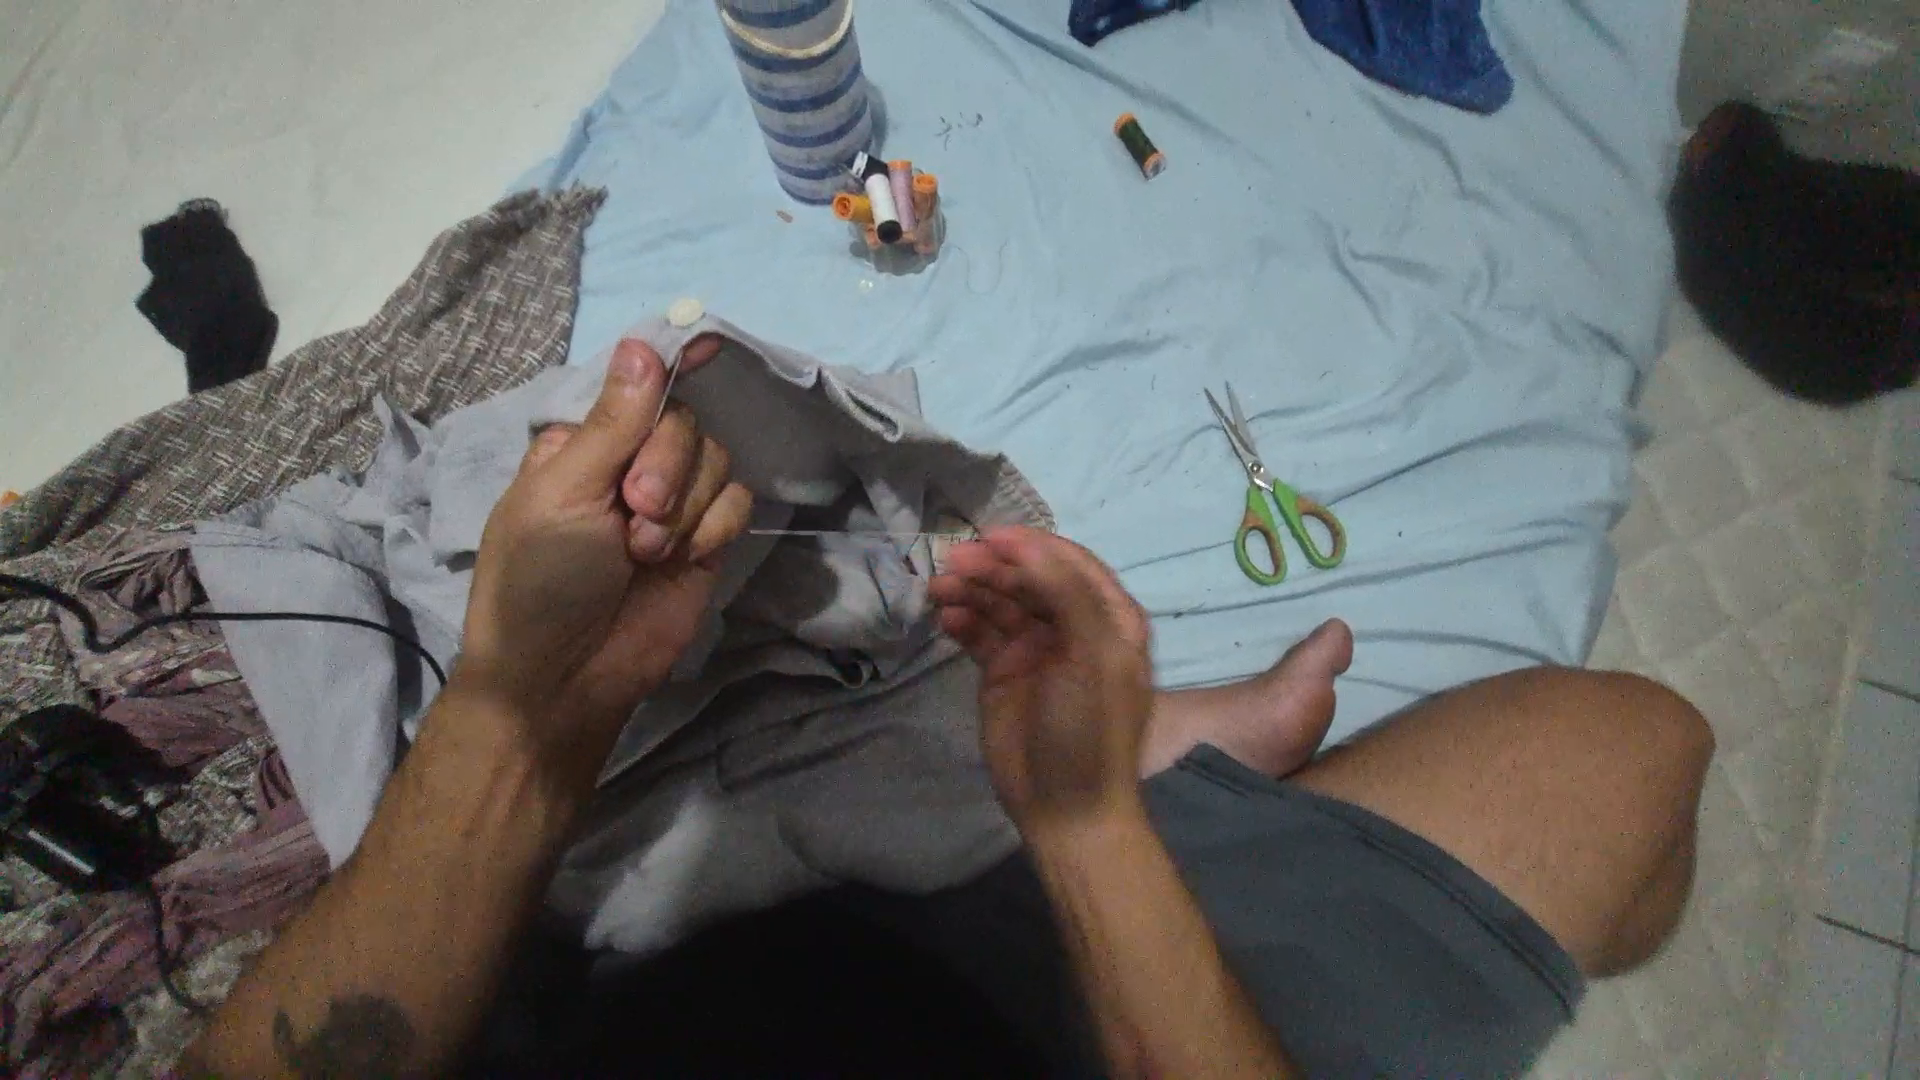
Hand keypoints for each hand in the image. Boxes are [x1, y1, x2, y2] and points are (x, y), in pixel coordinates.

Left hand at [455, 337, 753, 783]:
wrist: (570, 673)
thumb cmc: (541, 579)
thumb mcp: (562, 494)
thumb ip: (614, 424)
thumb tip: (643, 344)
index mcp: (585, 444)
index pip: (640, 387)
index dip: (672, 368)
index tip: (711, 346)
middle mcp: (634, 464)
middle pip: (688, 423)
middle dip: (666, 466)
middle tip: (633, 513)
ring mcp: (676, 502)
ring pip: (719, 461)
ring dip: (686, 506)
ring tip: (646, 551)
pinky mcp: (709, 538)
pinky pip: (738, 503)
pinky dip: (713, 528)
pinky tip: (681, 560)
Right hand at [929, 527, 1154, 833]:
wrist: (1065, 809)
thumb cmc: (1089, 729)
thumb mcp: (1093, 656)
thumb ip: (1066, 594)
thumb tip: (1026, 547)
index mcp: (1108, 618)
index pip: (1069, 563)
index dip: (1031, 545)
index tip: (989, 536)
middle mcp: (1073, 626)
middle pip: (1029, 579)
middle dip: (993, 567)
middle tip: (951, 562)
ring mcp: (1036, 649)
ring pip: (1001, 603)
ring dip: (971, 591)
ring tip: (938, 589)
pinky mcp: (1004, 672)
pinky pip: (981, 633)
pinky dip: (964, 621)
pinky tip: (945, 619)